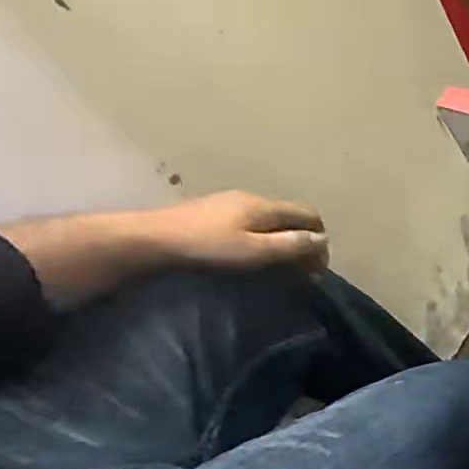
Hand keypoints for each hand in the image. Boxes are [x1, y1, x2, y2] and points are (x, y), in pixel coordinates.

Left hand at [145, 191, 327, 271]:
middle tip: (303, 270)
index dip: (320, 239)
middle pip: (292, 217)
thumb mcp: (257, 251)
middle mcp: (251, 199)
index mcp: (264, 206)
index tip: (317, 266)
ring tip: (281, 263)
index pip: (309, 215)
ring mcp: (229, 203)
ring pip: (273, 220)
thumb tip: (322, 239)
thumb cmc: (207, 247)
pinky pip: (254, 221)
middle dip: (304, 241)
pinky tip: (254, 253)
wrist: (147, 239)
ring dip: (285, 240)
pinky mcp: (213, 211)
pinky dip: (266, 237)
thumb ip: (292, 244)